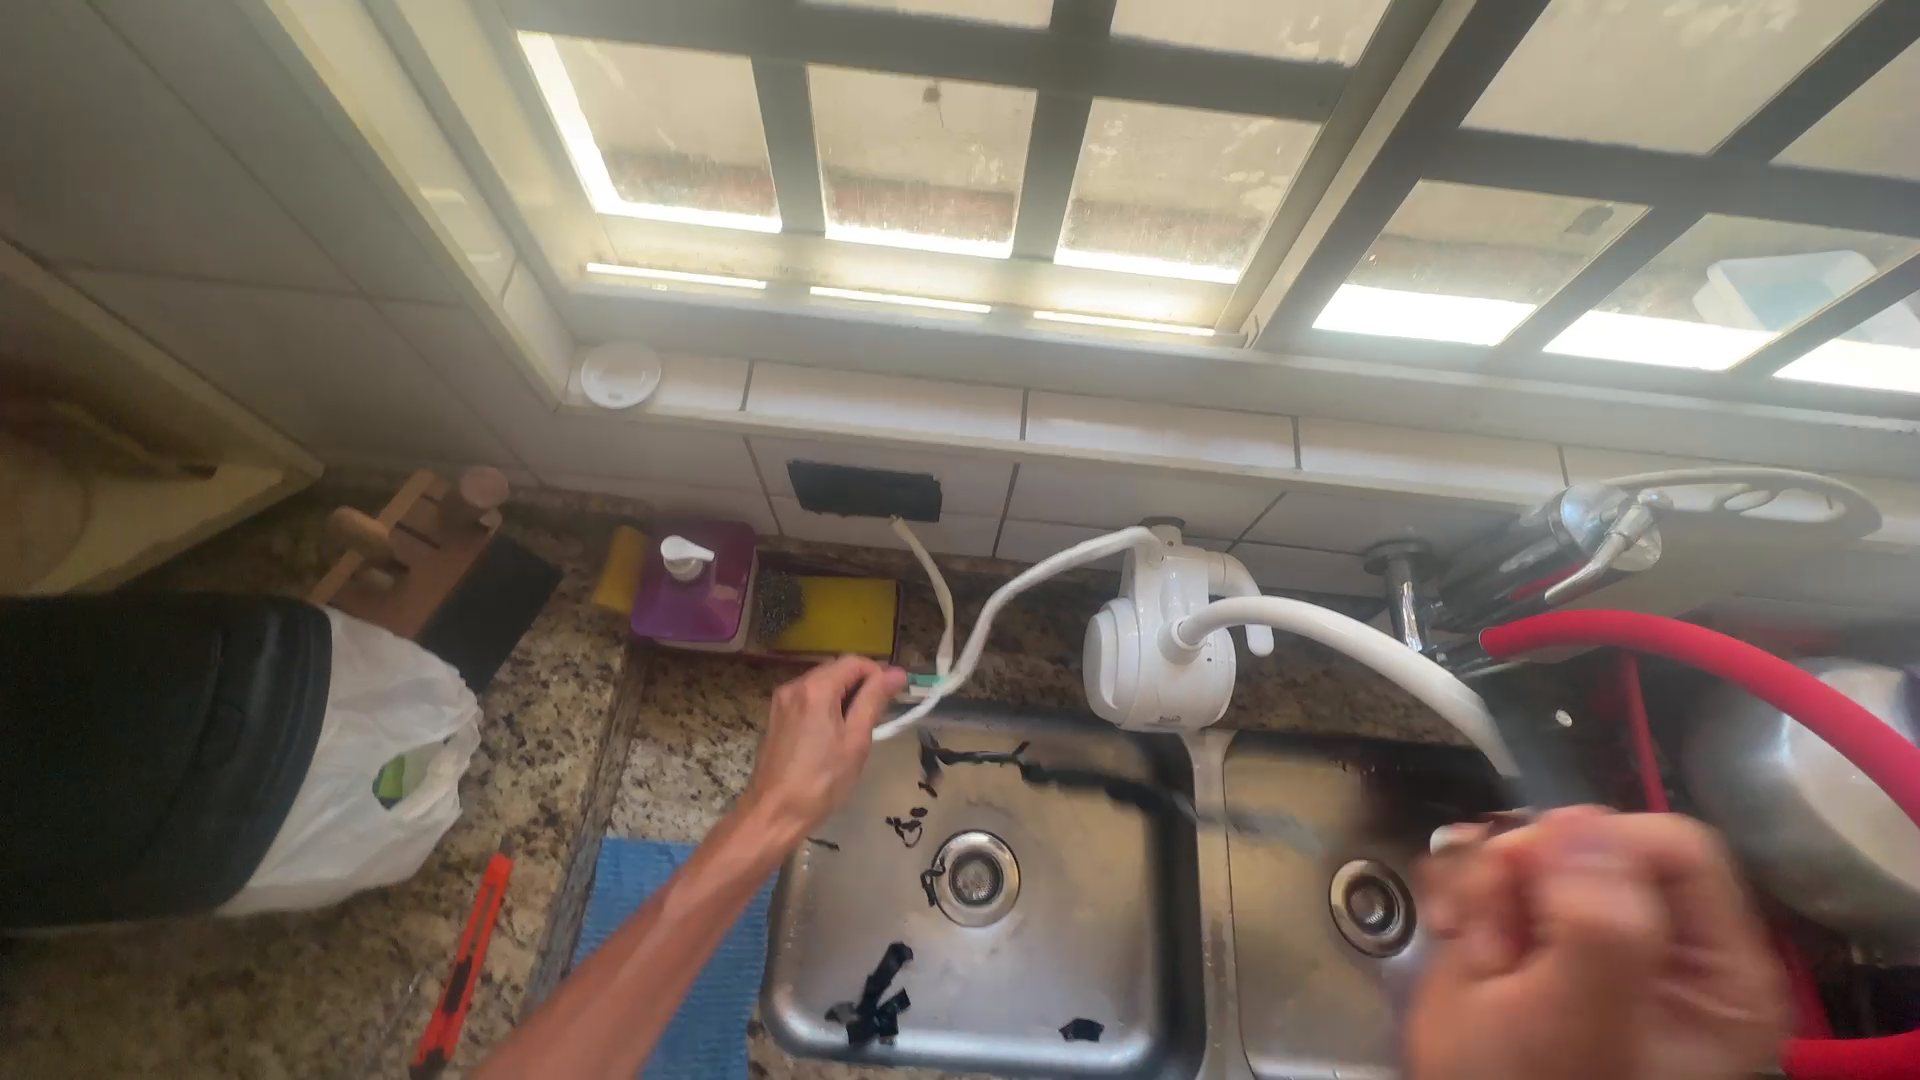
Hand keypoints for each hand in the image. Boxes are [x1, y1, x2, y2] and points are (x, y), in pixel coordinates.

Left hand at [738, 656, 906, 848]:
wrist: (774, 813)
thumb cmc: (822, 780)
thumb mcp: (856, 740)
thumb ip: (874, 700)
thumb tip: (896, 673)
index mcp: (816, 688)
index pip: (854, 662)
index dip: (879, 673)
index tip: (894, 696)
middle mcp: (794, 686)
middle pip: (836, 670)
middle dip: (862, 685)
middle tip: (879, 714)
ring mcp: (781, 701)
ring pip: (822, 684)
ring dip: (844, 696)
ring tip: (858, 727)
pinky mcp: (776, 717)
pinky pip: (807, 699)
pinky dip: (826, 706)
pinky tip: (834, 734)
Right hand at [1406, 807, 1786, 1079]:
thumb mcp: (1577, 1018)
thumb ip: (1600, 926)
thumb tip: (1581, 822)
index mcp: (1713, 968)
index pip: (1669, 846)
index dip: (1591, 850)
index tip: (1532, 889)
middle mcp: (1655, 935)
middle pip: (1583, 836)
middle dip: (1519, 873)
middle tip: (1500, 942)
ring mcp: (1579, 922)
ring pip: (1522, 841)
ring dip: (1479, 885)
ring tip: (1477, 952)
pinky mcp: (1518, 914)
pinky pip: (1480, 857)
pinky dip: (1454, 887)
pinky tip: (1453, 934)